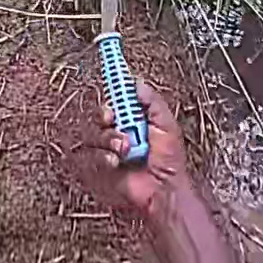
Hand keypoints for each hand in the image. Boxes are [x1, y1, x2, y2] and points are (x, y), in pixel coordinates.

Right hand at [89, 81, 190, 223]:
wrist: (164, 190)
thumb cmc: (170, 161)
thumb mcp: (167, 125)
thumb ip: (153, 103)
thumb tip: (138, 82)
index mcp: (136, 119)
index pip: (119, 98)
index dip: (113, 87)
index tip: (108, 72)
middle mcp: (121, 131)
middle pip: (101, 113)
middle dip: (105, 113)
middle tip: (113, 118)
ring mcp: (111, 148)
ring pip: (95, 132)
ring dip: (110, 138)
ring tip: (126, 148)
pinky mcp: (103, 165)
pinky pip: (92, 153)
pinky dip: (104, 155)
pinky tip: (117, 161)